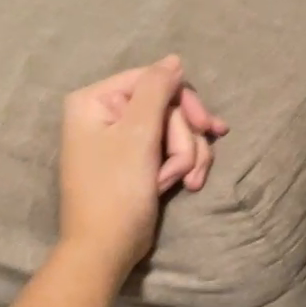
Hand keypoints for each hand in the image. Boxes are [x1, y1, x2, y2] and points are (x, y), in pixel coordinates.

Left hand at [58, 56, 227, 279]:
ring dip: (187, 158)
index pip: (153, 81)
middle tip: (188, 169)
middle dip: (185, 141)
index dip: (185, 104)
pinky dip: (183, 167)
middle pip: (169, 109)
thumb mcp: (138, 135)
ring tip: (184, 182)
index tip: (209, 128)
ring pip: (176, 132)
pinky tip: (187, 185)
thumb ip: (156, 90)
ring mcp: (124, 140)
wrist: (107, 246)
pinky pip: (172, 151)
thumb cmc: (116, 190)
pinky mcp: (139, 162)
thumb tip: (174, 60)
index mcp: (96, 101)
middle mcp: (107, 115)